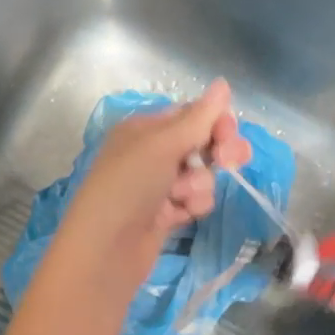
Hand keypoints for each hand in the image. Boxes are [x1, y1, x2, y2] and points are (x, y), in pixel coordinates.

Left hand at [54, 79, 252, 269]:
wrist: (105, 251)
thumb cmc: (127, 187)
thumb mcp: (161, 145)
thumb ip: (198, 117)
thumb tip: (223, 84)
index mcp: (143, 128)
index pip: (191, 114)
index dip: (215, 122)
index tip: (229, 136)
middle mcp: (151, 153)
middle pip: (201, 143)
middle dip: (218, 152)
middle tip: (229, 161)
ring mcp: (159, 185)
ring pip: (203, 175)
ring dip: (199, 185)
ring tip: (180, 197)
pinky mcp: (167, 214)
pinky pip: (196, 200)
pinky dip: (192, 206)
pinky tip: (178, 216)